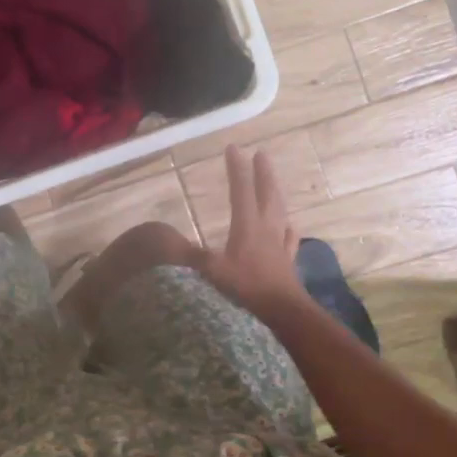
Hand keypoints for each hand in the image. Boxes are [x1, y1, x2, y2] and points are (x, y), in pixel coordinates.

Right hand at [204, 145, 309, 315]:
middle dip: (263, 173)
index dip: (237, 169)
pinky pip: (288, 235)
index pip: (241, 190)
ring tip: (273, 181)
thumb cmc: (246, 286)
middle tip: (261, 154)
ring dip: (275, 191)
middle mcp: (266, 228)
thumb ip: (193, 254)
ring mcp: (279, 242)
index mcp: (246, 226)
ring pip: (280, 209)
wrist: (283, 309)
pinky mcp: (287, 257)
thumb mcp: (212, 270)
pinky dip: (287, 225)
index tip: (233, 148)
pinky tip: (288, 224)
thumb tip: (168, 240)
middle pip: (266, 194)